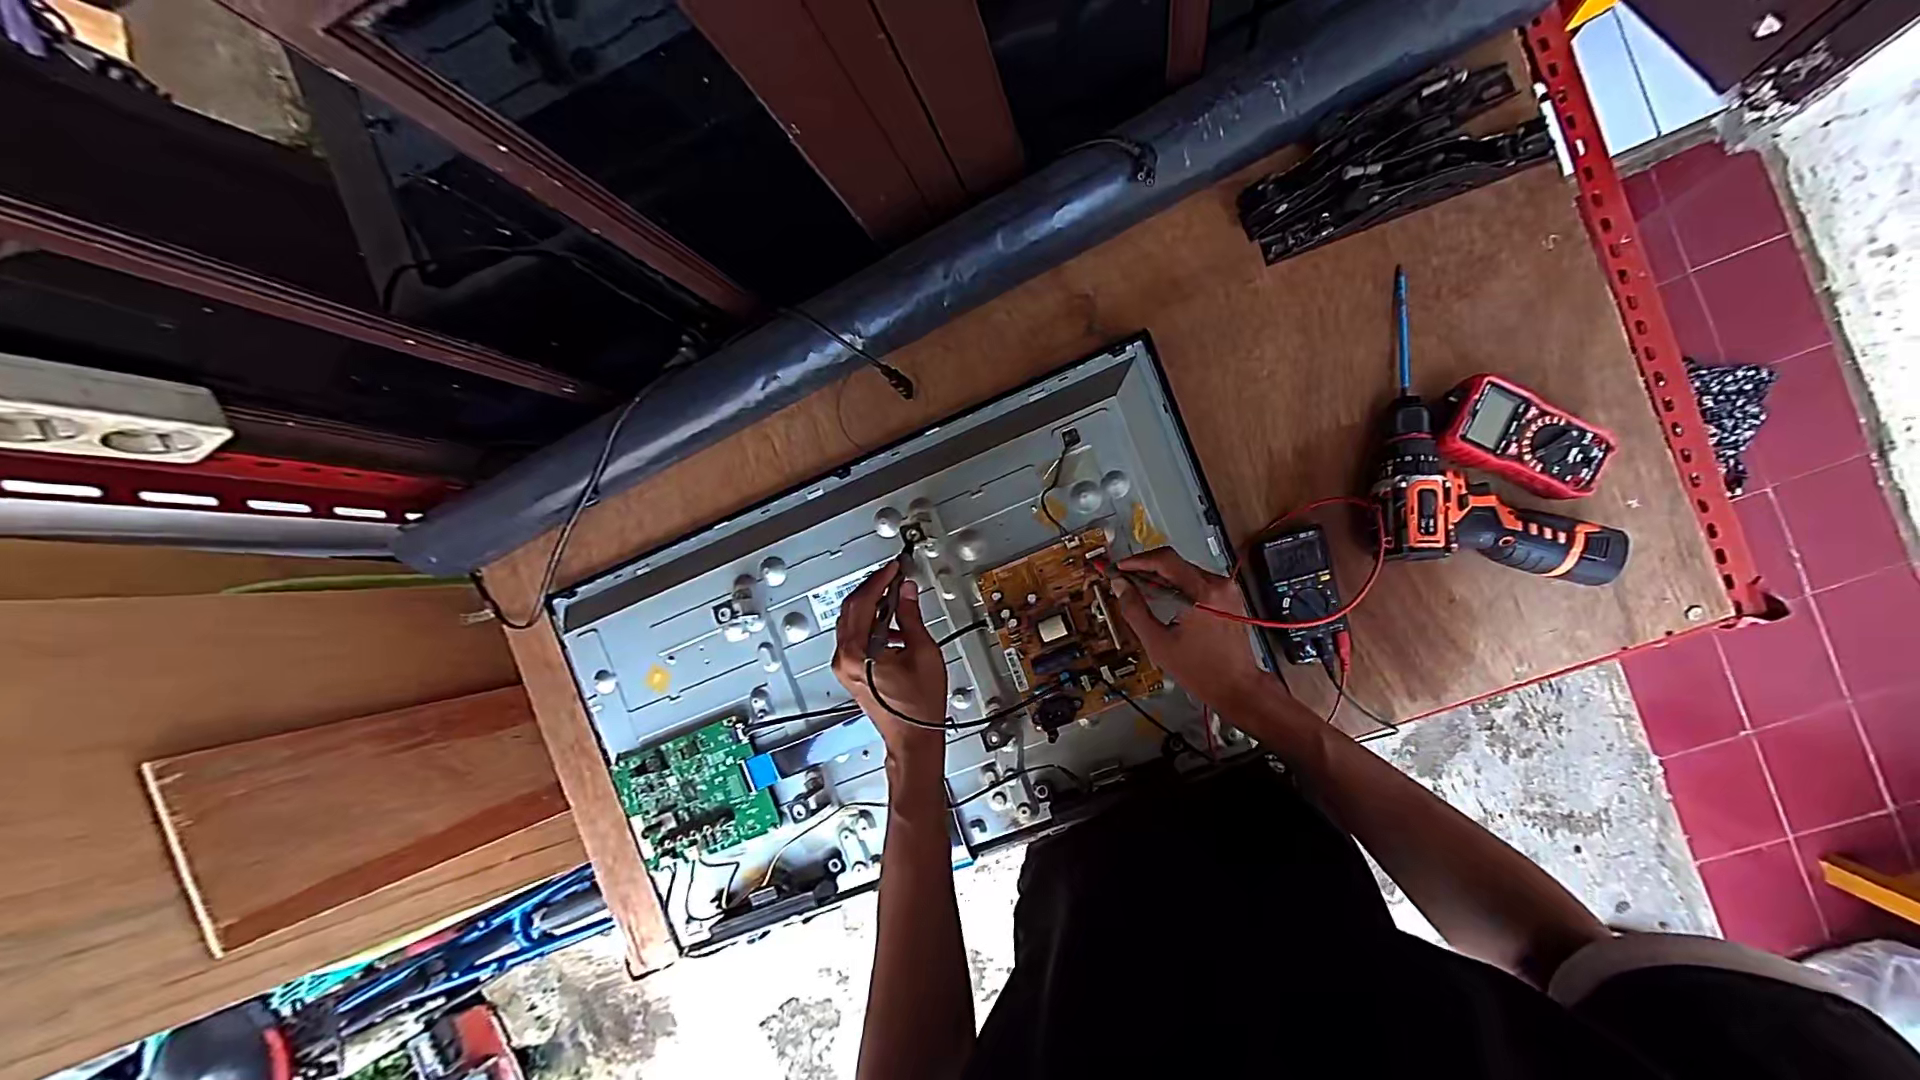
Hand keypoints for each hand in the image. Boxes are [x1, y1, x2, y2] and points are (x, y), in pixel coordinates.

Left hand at [832, 561, 949, 767]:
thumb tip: (906, 591)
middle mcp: (843, 659)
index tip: (892, 568)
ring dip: (872, 606)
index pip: (862, 602)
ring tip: (896, 597)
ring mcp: (844, 667)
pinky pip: (855, 638)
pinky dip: (872, 624)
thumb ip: (911, 616)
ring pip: (851, 622)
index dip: (879, 580)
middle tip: (892, 576)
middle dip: (873, 589)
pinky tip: (893, 624)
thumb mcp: (923, 651)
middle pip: (851, 609)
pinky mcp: (851, 672)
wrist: (913, 737)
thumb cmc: (918, 706)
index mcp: (856, 652)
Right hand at [1110, 548, 1270, 712]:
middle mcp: (1219, 585)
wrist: (1237, 686)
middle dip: (1146, 569)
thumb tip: (1120, 587)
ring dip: (1161, 578)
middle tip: (1125, 579)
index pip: (1165, 560)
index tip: (1121, 567)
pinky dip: (1176, 586)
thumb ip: (1134, 610)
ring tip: (1141, 590)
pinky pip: (1196, 581)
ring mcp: (1226, 590)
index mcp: (1203, 593)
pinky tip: (1162, 598)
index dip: (1137, 561)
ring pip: (1185, 571)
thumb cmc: (1203, 670)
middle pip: (1175, 563)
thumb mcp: (1158, 642)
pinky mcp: (1228, 596)